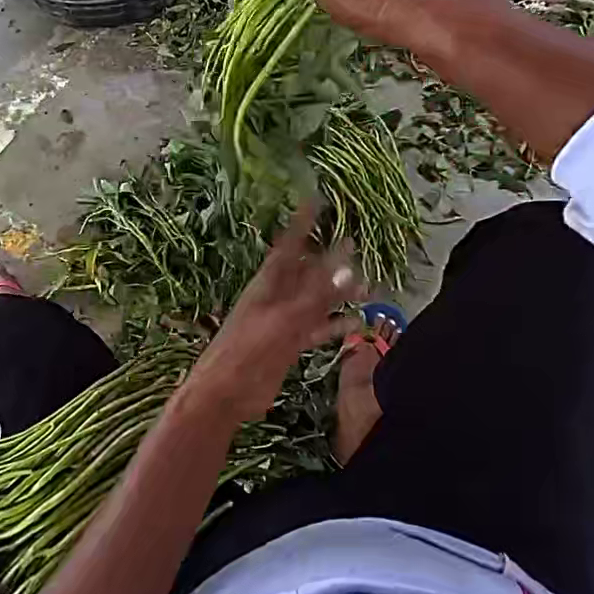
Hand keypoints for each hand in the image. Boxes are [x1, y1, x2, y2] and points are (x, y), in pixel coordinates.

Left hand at [181, 204, 359, 424]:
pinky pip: (317, 328)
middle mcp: (278, 296)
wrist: (226, 393)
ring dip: (339, 293)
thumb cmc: (248, 349)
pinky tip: (355, 323)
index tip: (316, 201)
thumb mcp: (284, 319)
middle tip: (354, 243)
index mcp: (269, 283)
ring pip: (317, 300)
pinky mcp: (290, 343)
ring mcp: (284, 320)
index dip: (302, 223)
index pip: (289, 244)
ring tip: (367, 285)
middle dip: (330, 259)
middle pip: (308, 271)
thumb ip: (316, 297)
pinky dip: (335, 325)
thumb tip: (348, 269)